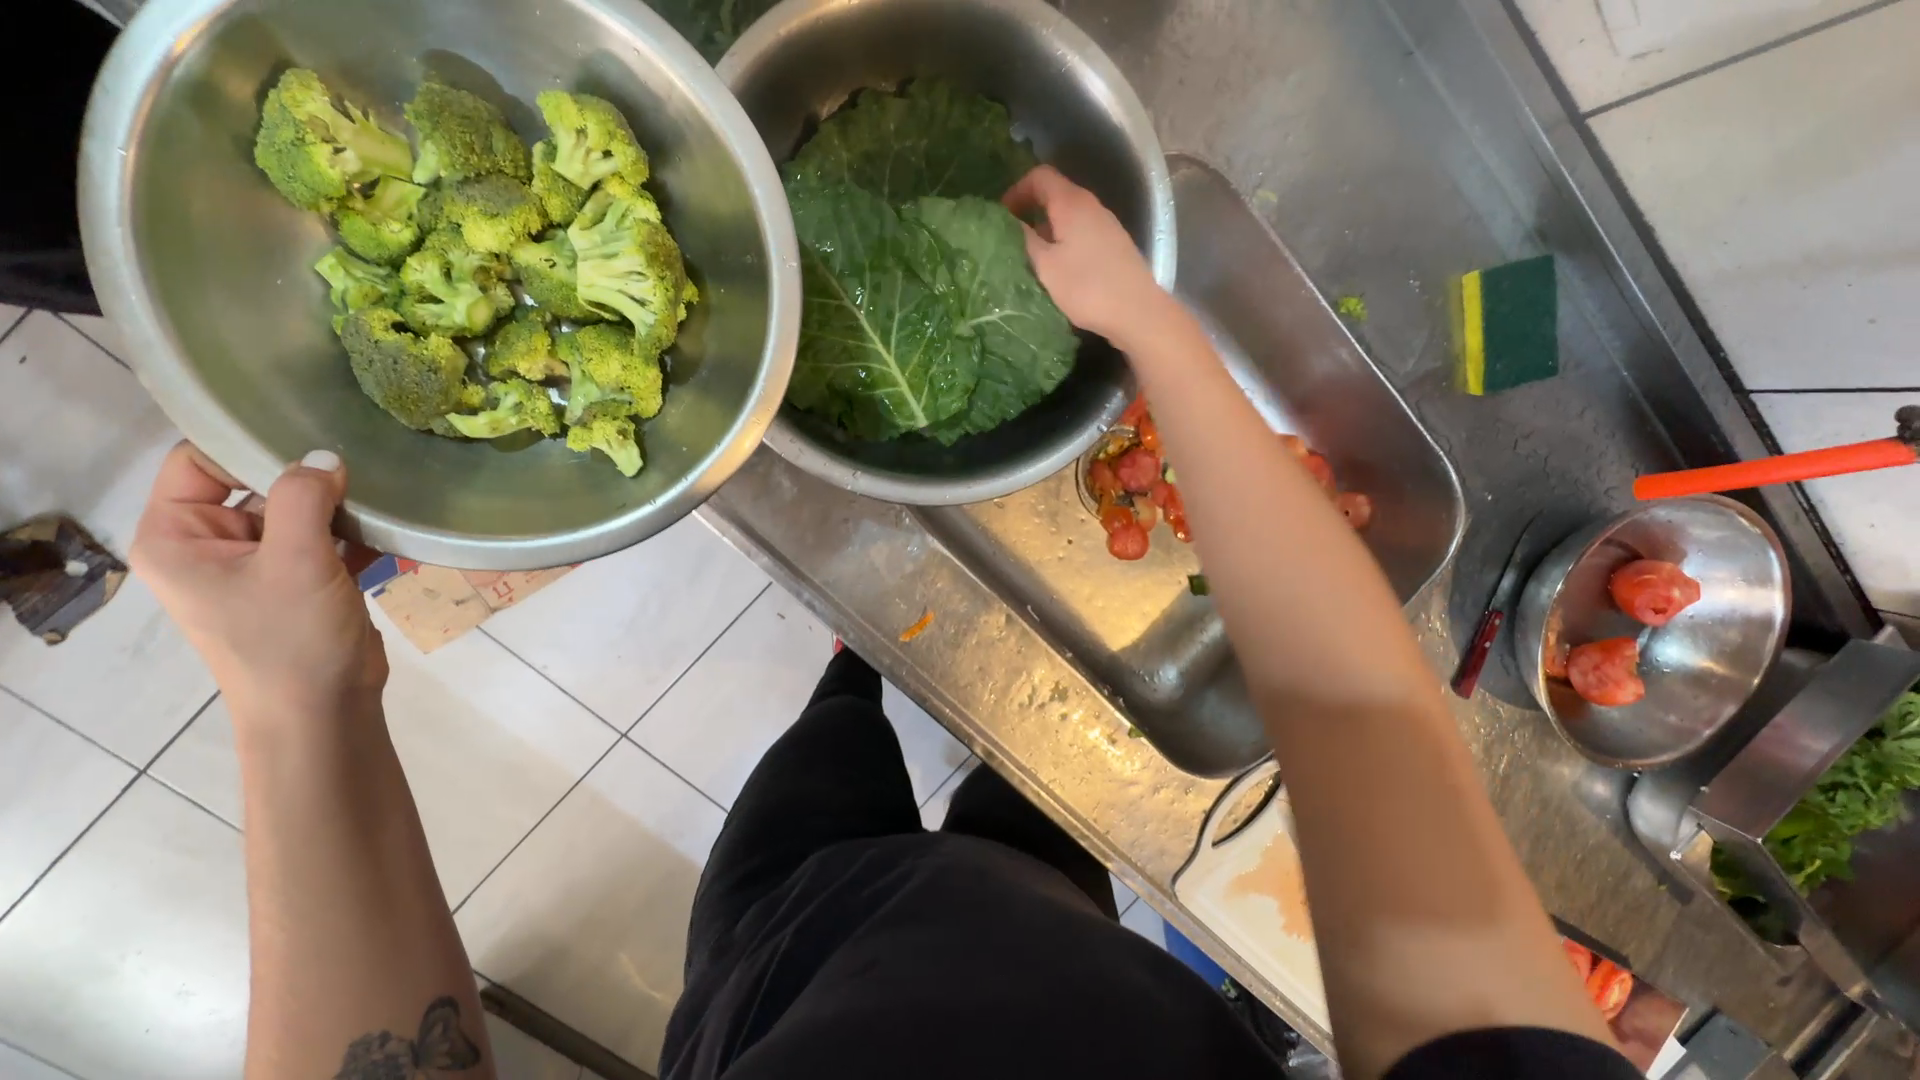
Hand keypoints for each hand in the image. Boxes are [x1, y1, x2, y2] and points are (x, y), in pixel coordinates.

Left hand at [131, 443, 386, 724]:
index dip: (249, 447)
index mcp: (177, 536)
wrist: (322, 711)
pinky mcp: (300, 583)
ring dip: (341, 509)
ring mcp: (258, 565)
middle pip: (257, 483)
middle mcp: (210, 545)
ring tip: (383, 500)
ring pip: (299, 512)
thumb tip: (327, 455)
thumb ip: (305, 497)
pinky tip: (390, 533)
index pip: (198, 462)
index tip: (311, 439)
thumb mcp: (297, 560)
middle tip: (362, 470)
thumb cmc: (291, 639)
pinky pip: (324, 541)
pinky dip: (356, 536)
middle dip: (311, 480)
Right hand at [1004, 165, 1168, 344]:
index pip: (1040, 176)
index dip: (1016, 190)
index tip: (1001, 217)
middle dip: (1030, 212)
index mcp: (1072, 203)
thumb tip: (1005, 222)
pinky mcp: (1113, 246)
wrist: (1137, 312)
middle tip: (1011, 239)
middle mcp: (1091, 206)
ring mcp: (1106, 226)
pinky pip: (1081, 234)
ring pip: (1068, 217)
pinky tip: (1057, 271)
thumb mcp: (1044, 265)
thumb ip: (1022, 239)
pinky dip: (1063, 244)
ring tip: (1030, 259)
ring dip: (1046, 231)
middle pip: (1055, 195)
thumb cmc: (1086, 287)